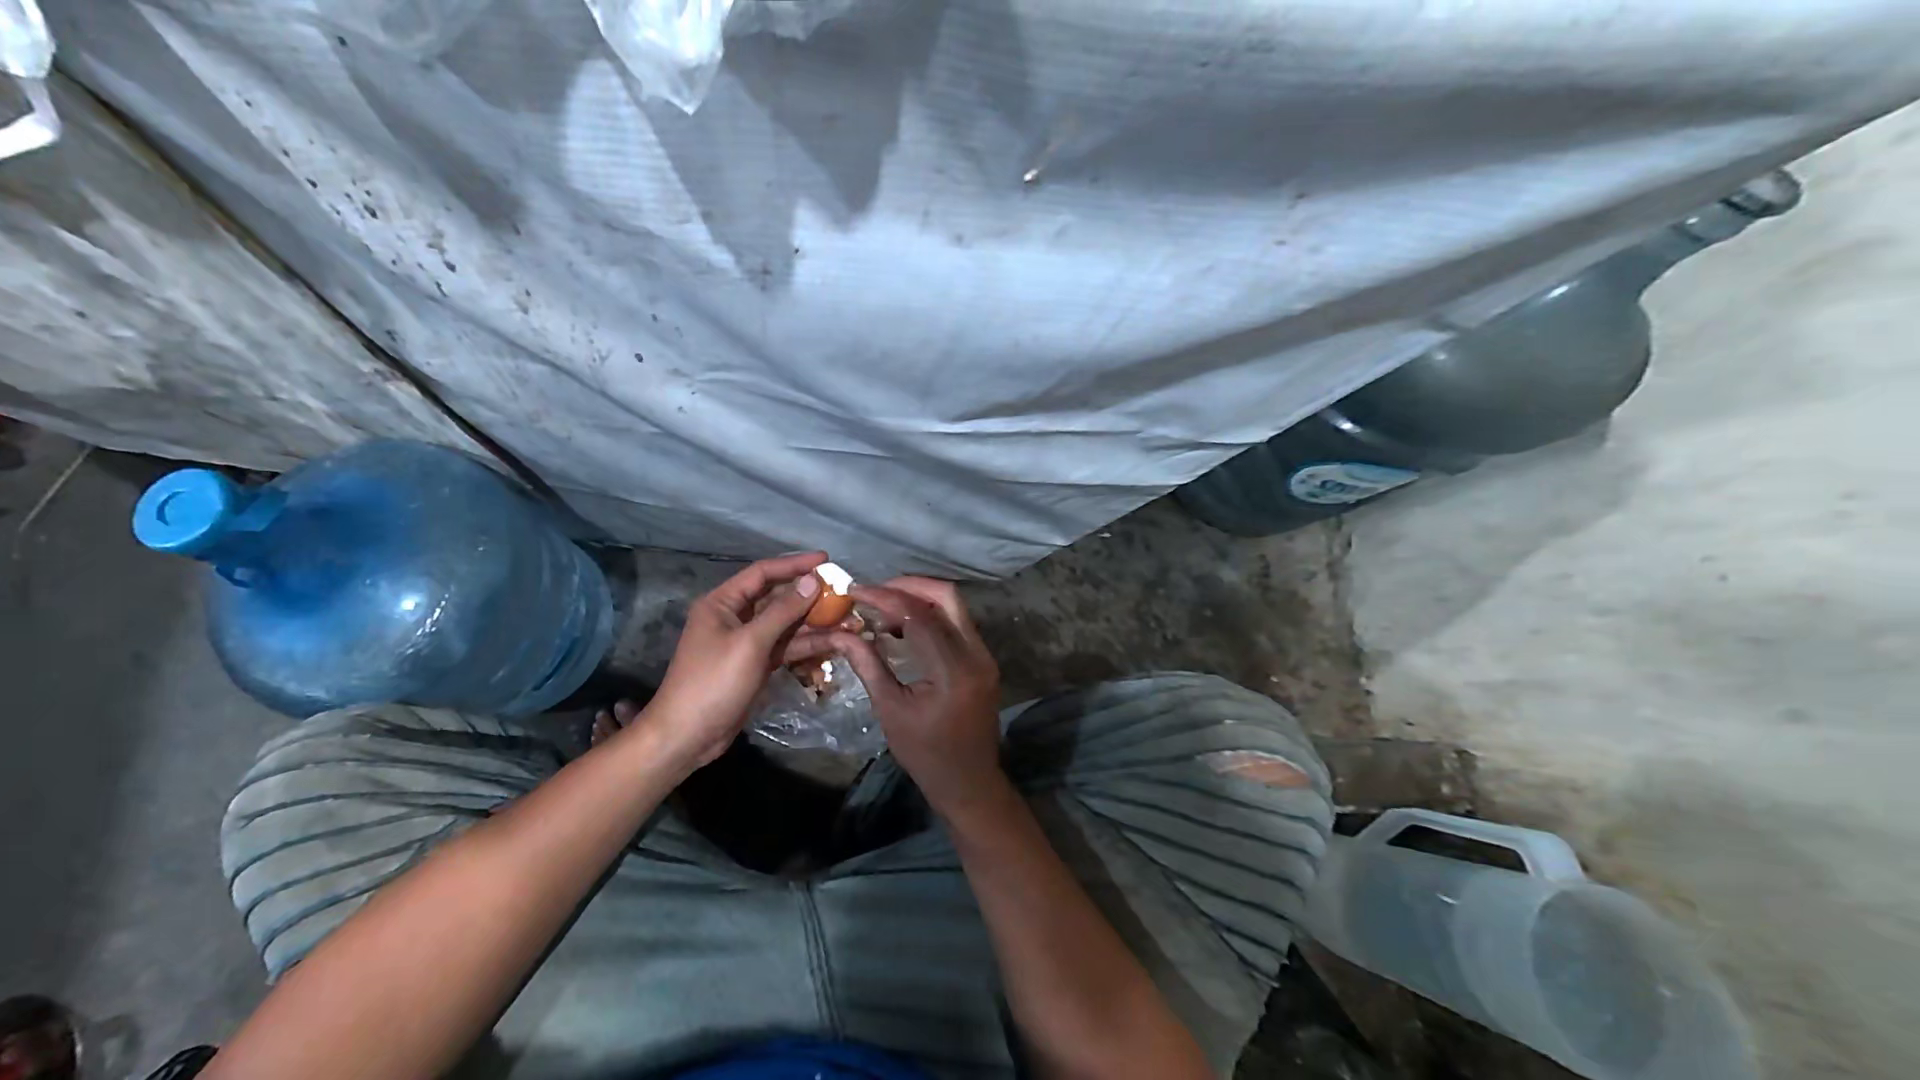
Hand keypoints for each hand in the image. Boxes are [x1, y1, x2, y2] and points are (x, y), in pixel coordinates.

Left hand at [640, 552, 827, 770]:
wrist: (688, 735)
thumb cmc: (713, 682)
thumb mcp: (751, 643)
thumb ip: (783, 610)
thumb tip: (812, 580)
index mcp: (723, 603)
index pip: (762, 573)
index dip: (794, 564)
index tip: (826, 560)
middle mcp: (734, 617)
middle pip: (776, 597)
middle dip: (809, 595)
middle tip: (842, 593)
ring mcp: (746, 642)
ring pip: (784, 624)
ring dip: (812, 622)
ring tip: (846, 618)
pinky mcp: (755, 664)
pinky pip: (785, 646)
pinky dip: (806, 644)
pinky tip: (833, 642)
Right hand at [822, 577, 1005, 813]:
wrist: (969, 781)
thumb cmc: (925, 754)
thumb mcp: (891, 710)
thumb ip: (869, 665)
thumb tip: (841, 632)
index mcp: (952, 671)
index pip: (918, 616)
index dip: (884, 597)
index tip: (855, 590)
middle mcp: (976, 655)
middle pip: (946, 597)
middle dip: (908, 586)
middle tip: (874, 592)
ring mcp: (985, 656)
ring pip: (954, 607)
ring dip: (919, 600)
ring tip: (883, 610)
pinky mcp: (984, 660)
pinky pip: (958, 624)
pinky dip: (931, 616)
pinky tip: (903, 627)